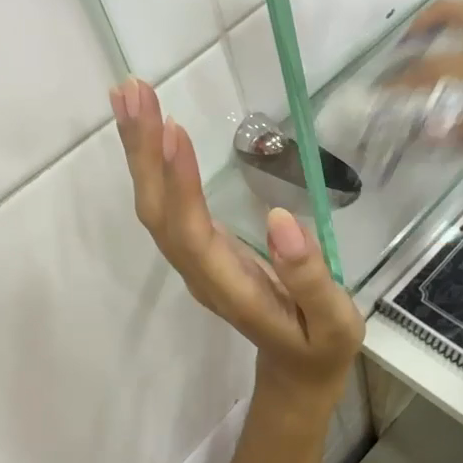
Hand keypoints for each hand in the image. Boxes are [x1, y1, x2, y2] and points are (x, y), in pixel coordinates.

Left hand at [112, 78, 364, 405]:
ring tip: (129, 95)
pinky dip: (151, 161)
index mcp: (229, 286)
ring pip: (154, 204)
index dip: (179, 183)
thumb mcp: (333, 320)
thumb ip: (310, 278)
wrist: (297, 370)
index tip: (173, 129)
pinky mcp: (196, 246)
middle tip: (133, 92)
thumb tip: (284, 220)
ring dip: (138, 150)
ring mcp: (193, 259)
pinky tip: (151, 129)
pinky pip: (165, 202)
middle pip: (157, 211)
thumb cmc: (320, 343)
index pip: (191, 232)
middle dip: (143, 152)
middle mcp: (198, 270)